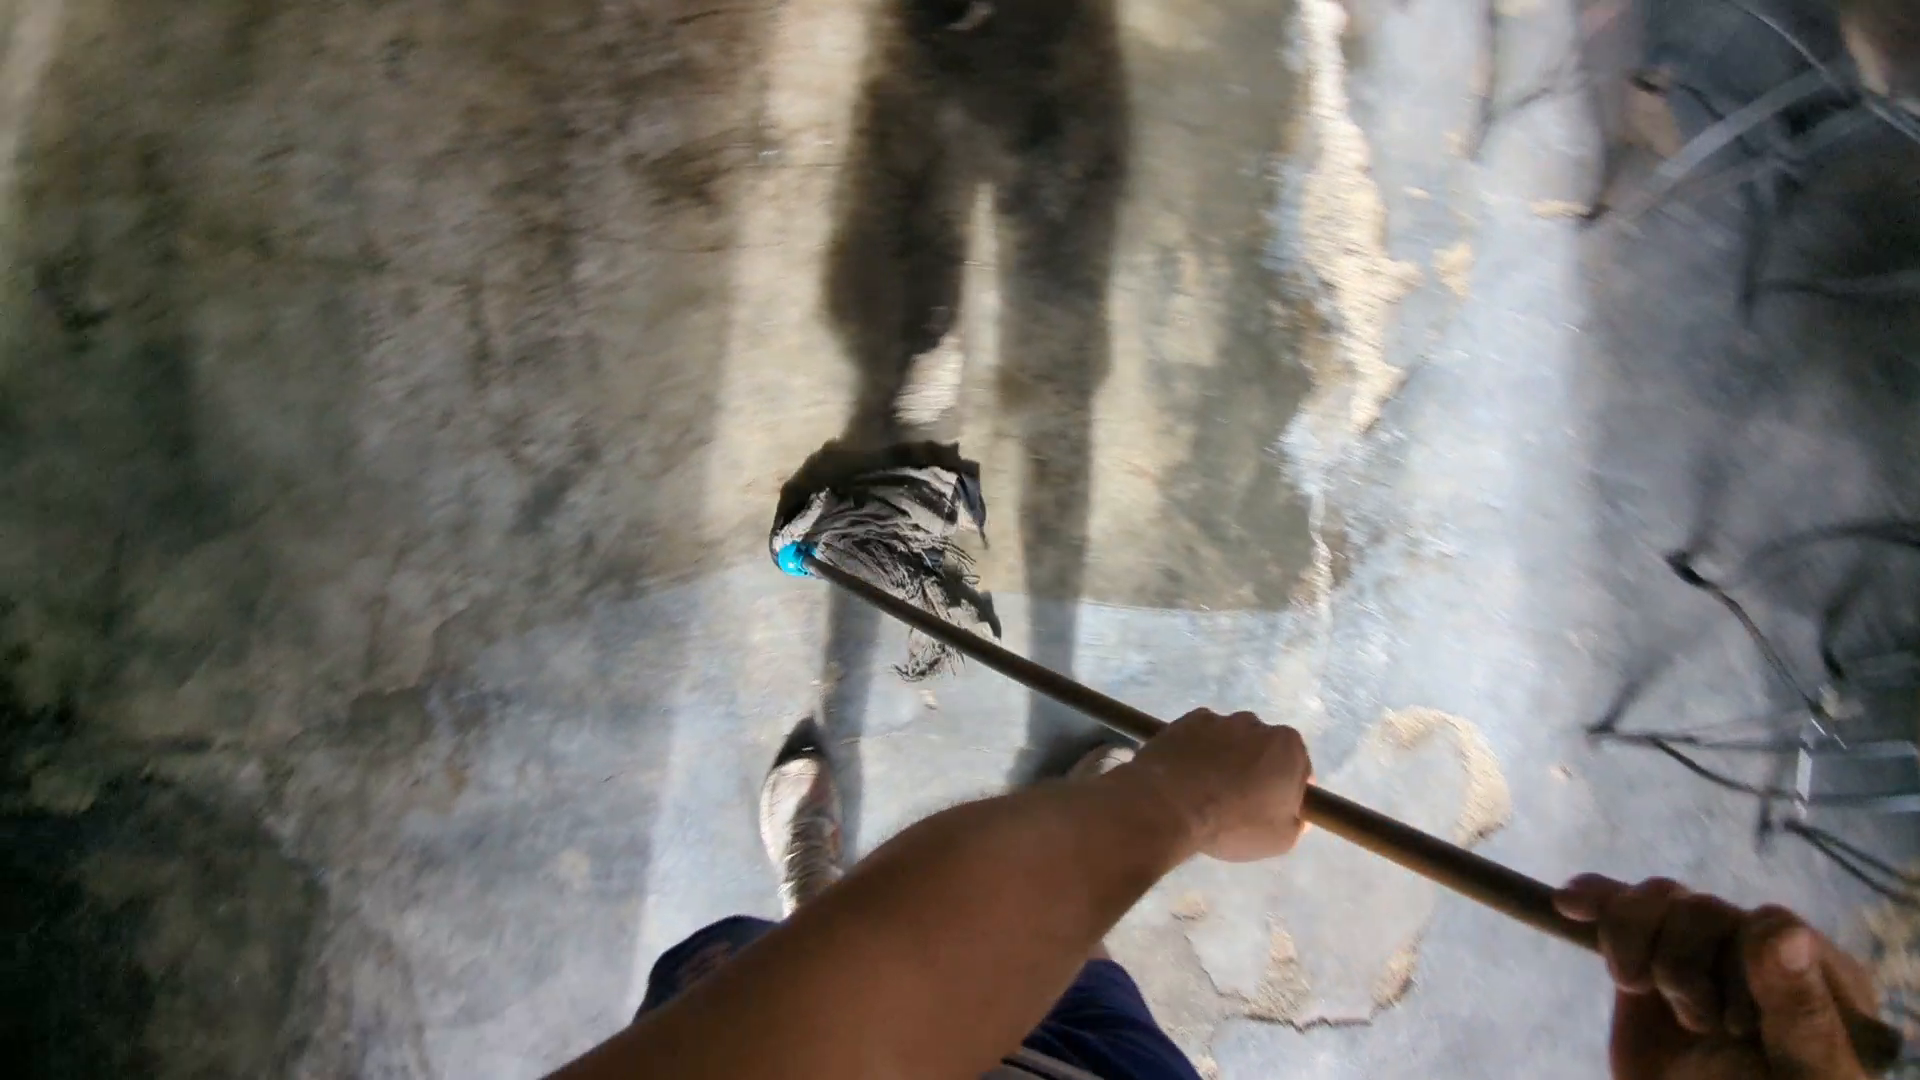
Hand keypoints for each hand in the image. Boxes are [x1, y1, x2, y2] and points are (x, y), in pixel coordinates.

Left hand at [1119, 709, 1311, 861]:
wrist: (1168, 805)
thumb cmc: (1233, 823)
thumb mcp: (1282, 837)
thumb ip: (1296, 817)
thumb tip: (1293, 809)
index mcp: (1286, 746)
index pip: (1298, 765)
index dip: (1287, 787)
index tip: (1272, 806)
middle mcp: (1254, 723)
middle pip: (1262, 747)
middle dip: (1255, 767)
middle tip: (1240, 797)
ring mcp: (1215, 719)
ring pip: (1228, 739)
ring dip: (1224, 756)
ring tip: (1207, 786)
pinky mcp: (1182, 721)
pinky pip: (1198, 736)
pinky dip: (1196, 750)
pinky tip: (1187, 774)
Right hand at [1555, 875, 1880, 1079]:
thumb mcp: (1798, 1072)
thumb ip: (1799, 1007)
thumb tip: (1779, 923)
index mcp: (1817, 978)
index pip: (1771, 925)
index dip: (1740, 963)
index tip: (1732, 1021)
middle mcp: (1755, 953)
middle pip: (1702, 908)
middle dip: (1678, 960)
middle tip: (1689, 1020)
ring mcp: (1692, 947)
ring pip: (1655, 896)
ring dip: (1630, 936)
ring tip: (1631, 985)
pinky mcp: (1638, 946)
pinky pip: (1611, 897)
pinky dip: (1589, 895)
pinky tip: (1568, 904)